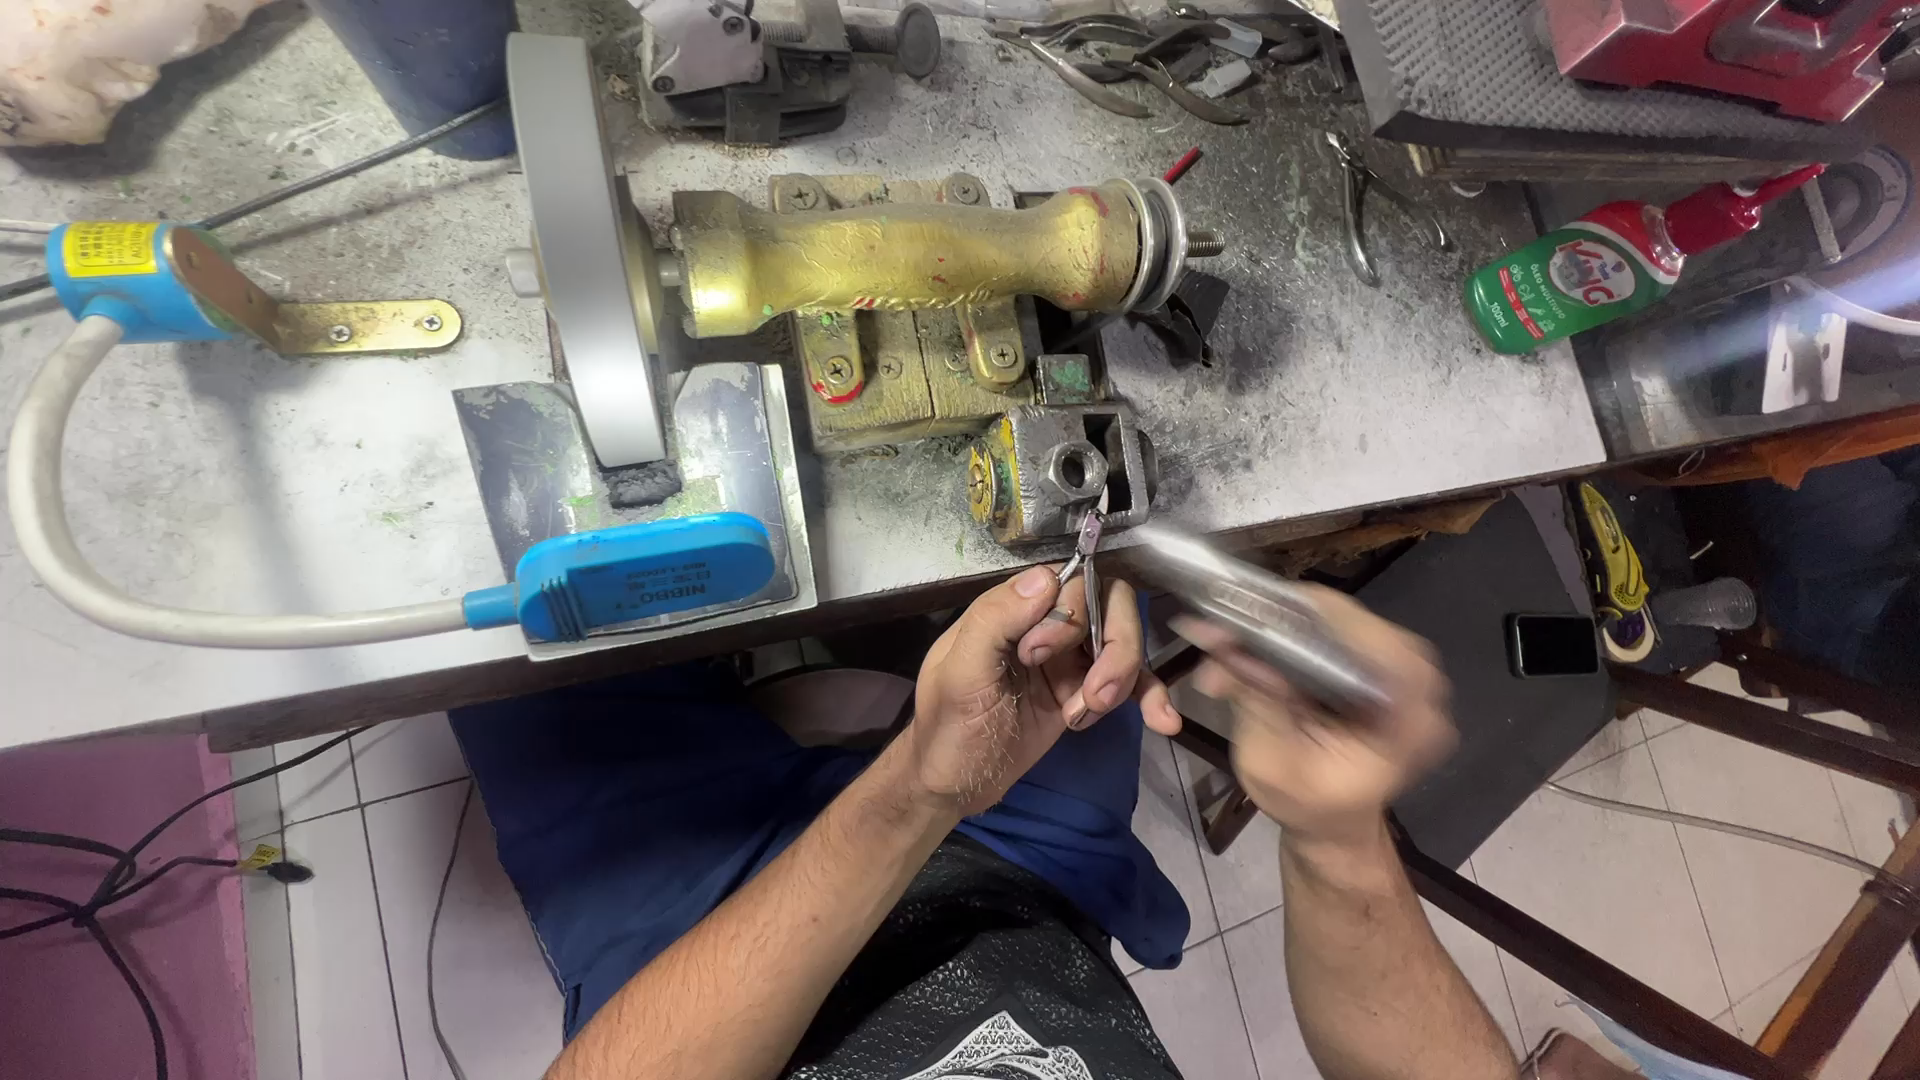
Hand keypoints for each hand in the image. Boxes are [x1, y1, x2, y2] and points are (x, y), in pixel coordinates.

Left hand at [898, 564, 1177, 817]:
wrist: (953, 785)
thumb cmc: (947, 727)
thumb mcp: (960, 673)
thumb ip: (995, 620)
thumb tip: (1045, 577)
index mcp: (1010, 609)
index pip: (1068, 581)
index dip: (1071, 612)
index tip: (1039, 655)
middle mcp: (1043, 625)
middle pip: (1109, 605)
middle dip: (1114, 647)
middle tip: (1089, 694)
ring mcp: (1067, 659)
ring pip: (1123, 642)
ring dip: (1124, 676)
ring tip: (1090, 713)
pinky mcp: (1082, 692)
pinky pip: (1126, 683)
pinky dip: (1149, 696)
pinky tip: (1163, 720)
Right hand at [1172, 587, 1453, 847]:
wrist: (1331, 822)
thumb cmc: (1305, 805)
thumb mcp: (1270, 764)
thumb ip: (1257, 703)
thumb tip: (1224, 645)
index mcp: (1407, 725)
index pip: (1383, 653)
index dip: (1326, 624)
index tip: (1268, 613)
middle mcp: (1420, 694)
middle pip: (1364, 628)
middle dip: (1299, 617)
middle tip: (1241, 615)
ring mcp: (1406, 678)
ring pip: (1353, 623)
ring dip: (1296, 618)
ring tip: (1246, 622)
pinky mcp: (1384, 669)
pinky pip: (1347, 632)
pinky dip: (1303, 627)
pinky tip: (1267, 632)